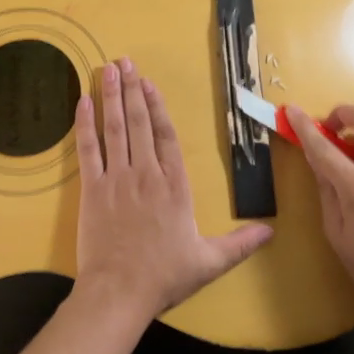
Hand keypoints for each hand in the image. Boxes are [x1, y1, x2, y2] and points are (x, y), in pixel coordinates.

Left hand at [71, 58, 272, 324]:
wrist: (119, 293)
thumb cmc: (165, 277)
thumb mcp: (209, 261)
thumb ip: (239, 244)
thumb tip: (271, 232)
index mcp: (175, 185)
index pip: (166, 135)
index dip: (157, 106)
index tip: (149, 82)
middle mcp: (146, 173)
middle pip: (139, 122)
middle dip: (132, 88)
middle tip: (124, 60)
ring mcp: (117, 178)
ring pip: (114, 128)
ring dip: (111, 96)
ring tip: (108, 69)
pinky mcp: (91, 189)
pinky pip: (87, 149)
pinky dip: (84, 124)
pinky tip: (83, 101)